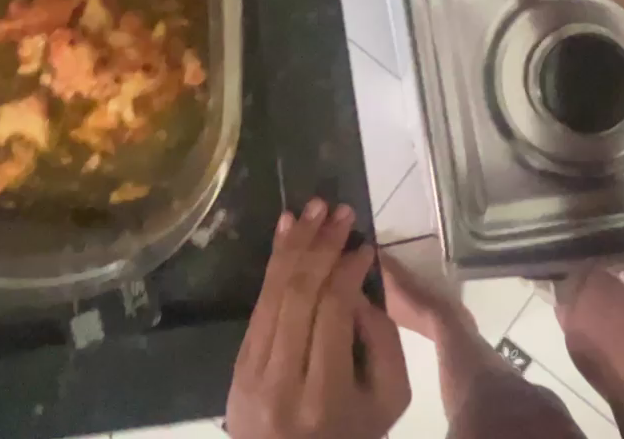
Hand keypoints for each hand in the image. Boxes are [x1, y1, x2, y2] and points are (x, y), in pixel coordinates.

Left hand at [226, 198, 409, 438]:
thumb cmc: (352, 436)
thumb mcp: (387, 399)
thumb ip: (383, 339)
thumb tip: (357, 282)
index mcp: (324, 398)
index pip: (333, 311)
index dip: (348, 270)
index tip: (365, 245)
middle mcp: (281, 384)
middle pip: (300, 295)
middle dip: (322, 244)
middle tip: (341, 210)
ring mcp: (251, 375)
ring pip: (273, 292)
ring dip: (295, 243)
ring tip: (315, 208)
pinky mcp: (236, 366)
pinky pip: (258, 304)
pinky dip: (273, 262)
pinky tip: (287, 228)